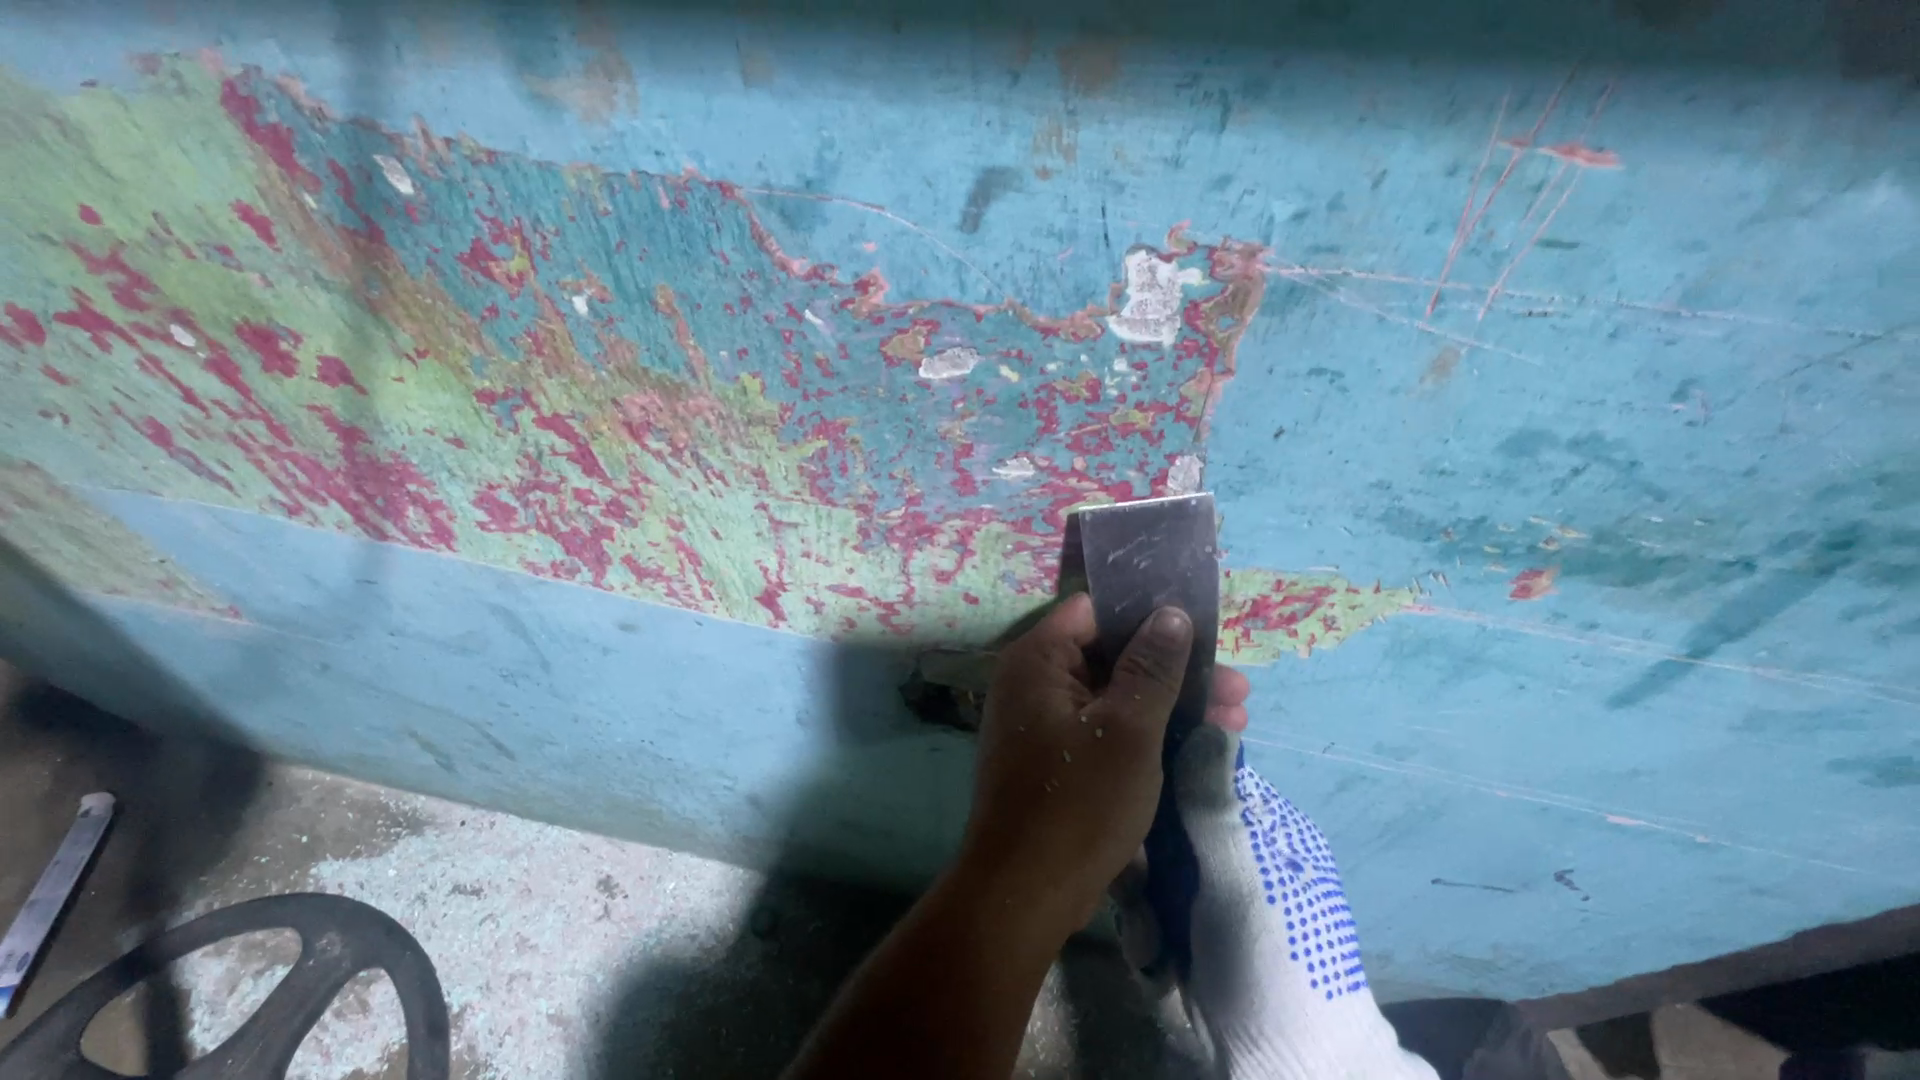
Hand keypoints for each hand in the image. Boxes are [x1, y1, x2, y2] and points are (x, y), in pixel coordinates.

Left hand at [953, 593, 1247, 939]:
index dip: (1146, 613)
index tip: (1200, 626)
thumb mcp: (1128, 729)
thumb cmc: (1078, 803)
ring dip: (1171, 703)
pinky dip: (1149, 732)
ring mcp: (1047, 725)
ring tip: (1235, 717)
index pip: (1095, 612)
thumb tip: (1172, 613)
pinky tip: (1200, 741)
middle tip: (1236, 687)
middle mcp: (1036, 684)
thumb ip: (1152, 667)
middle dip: (1175, 668)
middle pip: (1112, 656)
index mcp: (1039, 661)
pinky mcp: (1061, 761)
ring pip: (1117, 697)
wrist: (1027, 894)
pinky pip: (1108, 730)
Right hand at [1165, 723, 1439, 1079]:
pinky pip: (1132, 913)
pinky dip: (1141, 938)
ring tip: (1153, 933)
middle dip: (1136, 852)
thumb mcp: (1244, 879)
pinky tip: (1158, 961)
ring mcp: (1186, 892)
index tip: (1125, 783)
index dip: (1155, 772)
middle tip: (1140, 879)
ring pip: (1132, 866)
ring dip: (1135, 901)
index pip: (1190, 772)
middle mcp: (1212, 850)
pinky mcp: (1164, 931)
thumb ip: (1214, 806)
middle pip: (1150, 818)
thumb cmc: (1276, 959)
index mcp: (1246, 824)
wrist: (1274, 1065)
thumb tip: (1209, 722)